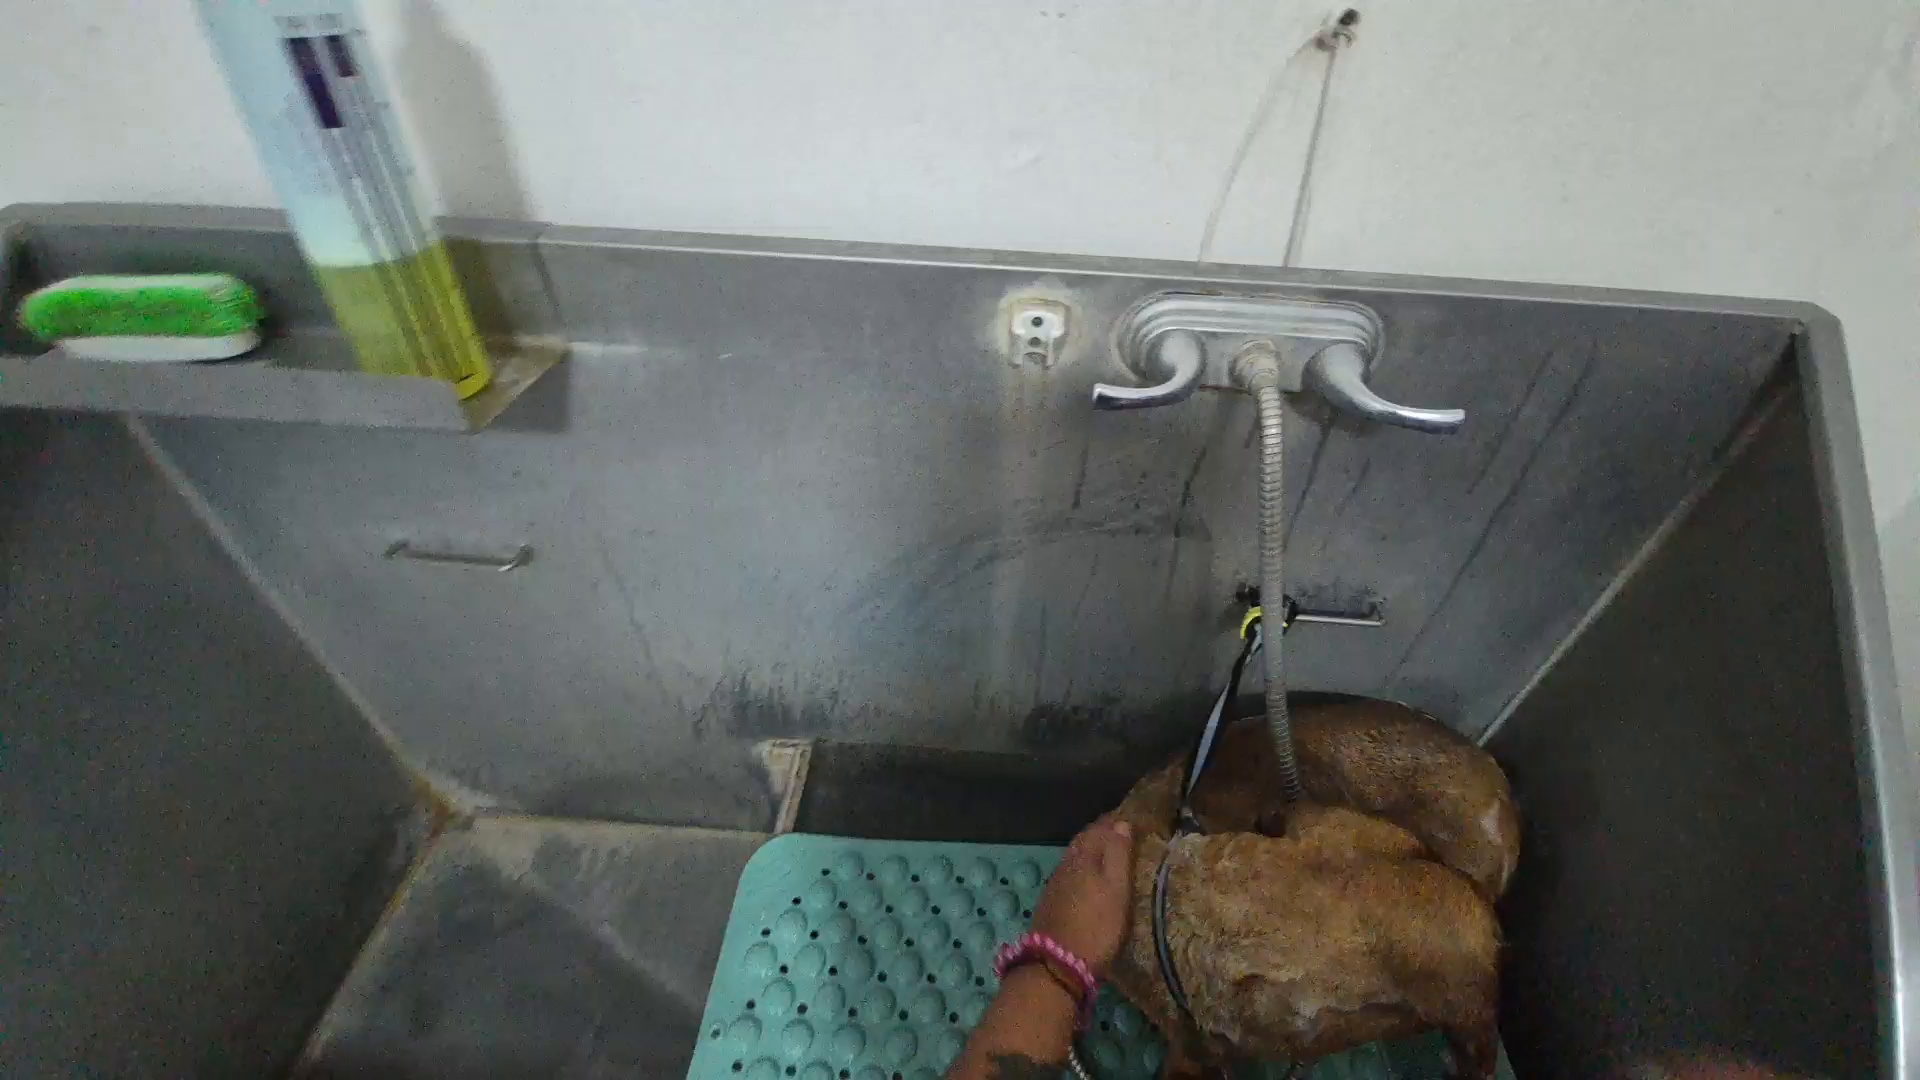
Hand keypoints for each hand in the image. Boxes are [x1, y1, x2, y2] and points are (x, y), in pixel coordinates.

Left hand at [1030, 816, 1134, 976]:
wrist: (1056, 964)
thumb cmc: (1096, 926)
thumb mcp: (1116, 889)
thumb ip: (1118, 854)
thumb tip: (1120, 822)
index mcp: (1085, 856)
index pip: (1100, 828)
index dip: (1114, 820)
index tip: (1129, 813)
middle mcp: (1068, 863)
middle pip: (1085, 839)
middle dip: (1102, 831)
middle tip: (1121, 827)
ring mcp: (1057, 882)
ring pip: (1076, 854)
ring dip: (1091, 847)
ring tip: (1108, 848)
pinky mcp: (1052, 900)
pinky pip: (1070, 870)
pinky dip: (1082, 864)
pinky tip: (1088, 874)